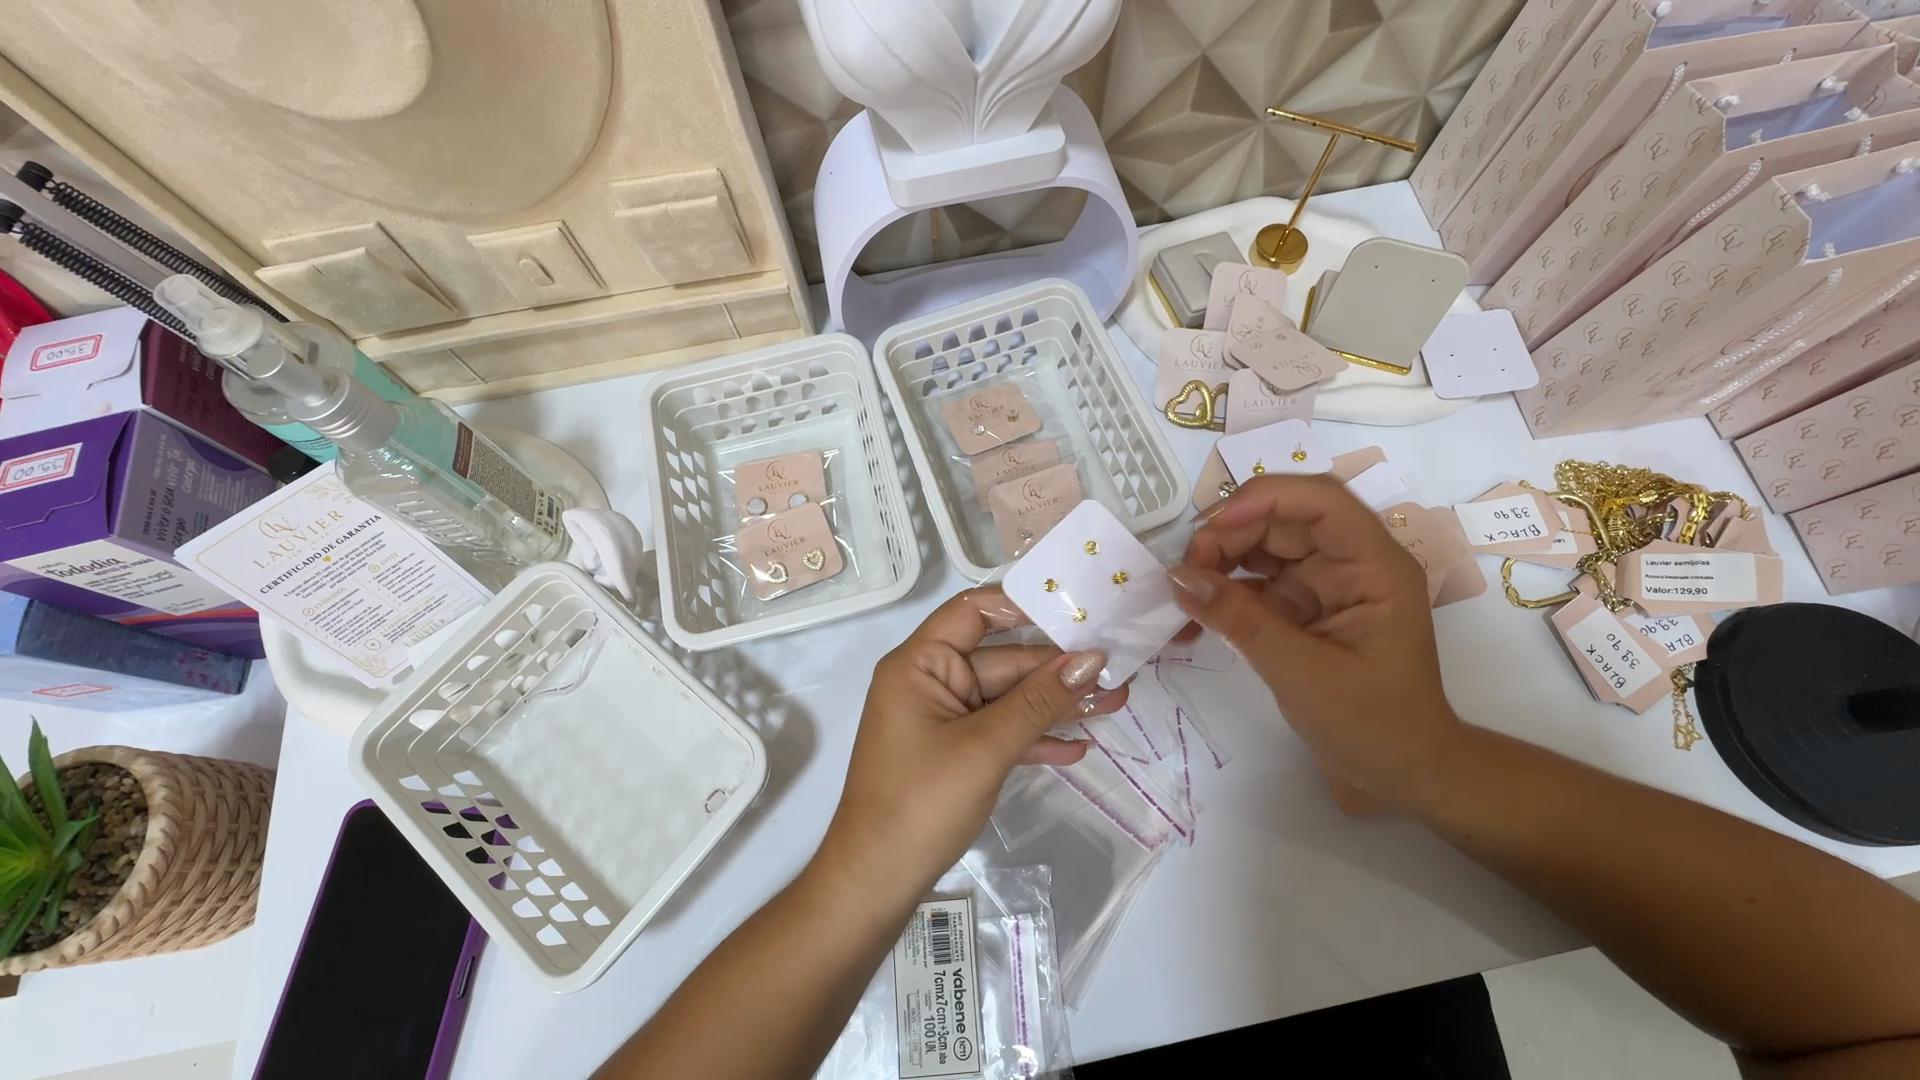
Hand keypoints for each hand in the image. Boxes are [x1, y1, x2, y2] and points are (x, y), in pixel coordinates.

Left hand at [812, 589, 1127, 913]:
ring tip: (1116, 702)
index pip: (974, 611)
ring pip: (1008, 699)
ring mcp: (944, 719)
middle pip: (1002, 659)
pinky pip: (1002, 733)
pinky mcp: (956, 753)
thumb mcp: (984, 748)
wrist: (875, 882)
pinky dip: (1035, 739)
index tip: (1077, 609)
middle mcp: (931, 682)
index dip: (1024, 605)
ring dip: (1057, 705)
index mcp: (921, 664)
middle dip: (1058, 668)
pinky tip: (1079, 747)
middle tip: (1119, 668)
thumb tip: (1092, 660)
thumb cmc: (920, 803)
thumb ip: (1039, 702)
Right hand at [1168, 476, 1463, 806]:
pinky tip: (1191, 618)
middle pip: (1280, 519)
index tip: (1209, 528)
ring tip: (1181, 598)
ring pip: (1260, 546)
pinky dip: (1220, 595)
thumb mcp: (1302, 673)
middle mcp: (1348, 562)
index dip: (1264, 498)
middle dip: (1226, 537)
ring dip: (1216, 563)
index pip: (1321, 501)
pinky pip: (1252, 583)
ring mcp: (1322, 583)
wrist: (1401, 772)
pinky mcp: (1299, 607)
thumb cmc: (1373, 725)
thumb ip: (1240, 620)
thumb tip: (1178, 577)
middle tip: (1182, 576)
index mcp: (1374, 566)